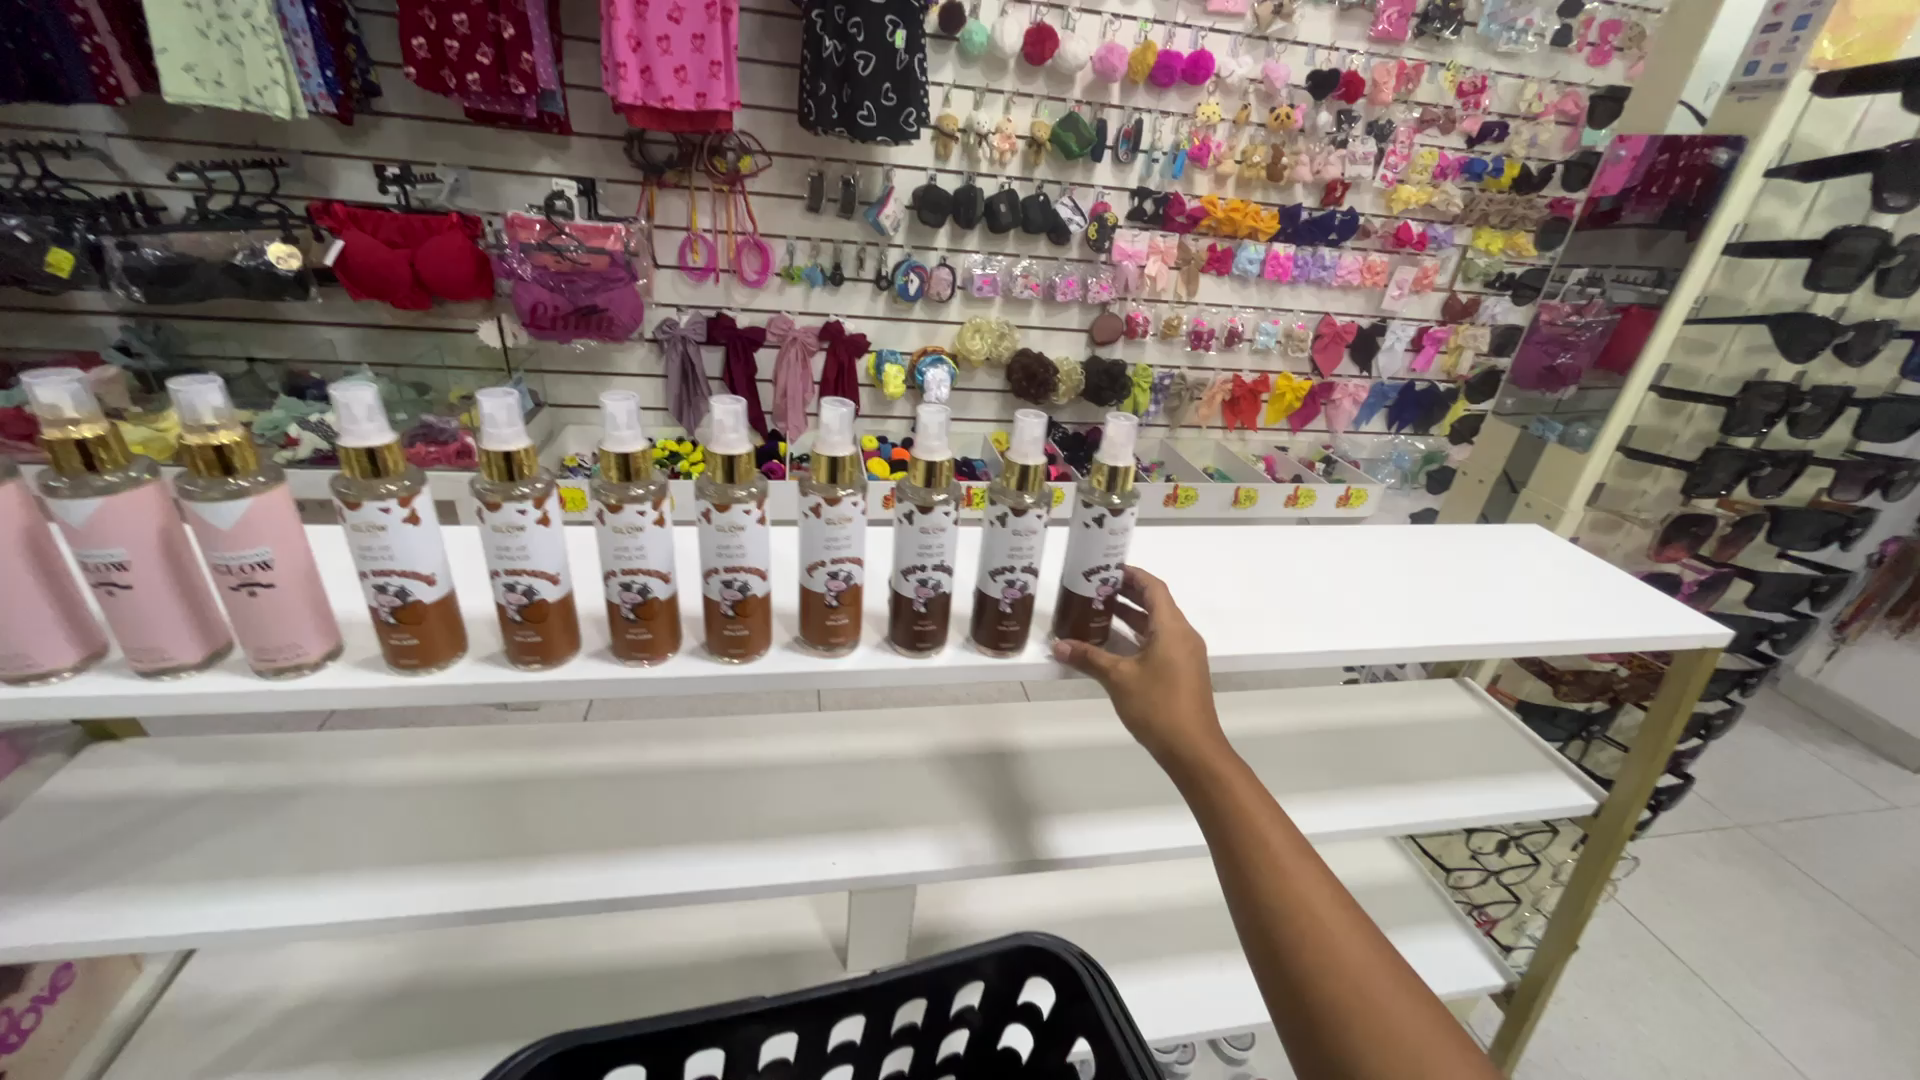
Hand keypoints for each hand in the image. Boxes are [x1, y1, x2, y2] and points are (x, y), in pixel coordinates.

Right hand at [1053, 566, 1227, 771]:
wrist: (1193, 749)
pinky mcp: (1182, 671)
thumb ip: (1088, 657)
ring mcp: (1185, 655)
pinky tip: (1113, 643)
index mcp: (1172, 628)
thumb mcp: (1118, 679)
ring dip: (1131, 615)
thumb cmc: (1158, 706)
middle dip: (1127, 593)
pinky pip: (1159, 642)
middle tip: (1095, 588)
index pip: (1153, 587)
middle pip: (1156, 603)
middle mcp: (1183, 635)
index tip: (1107, 569)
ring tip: (1098, 609)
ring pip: (1157, 624)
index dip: (1132, 574)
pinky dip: (1137, 636)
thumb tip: (1058, 645)